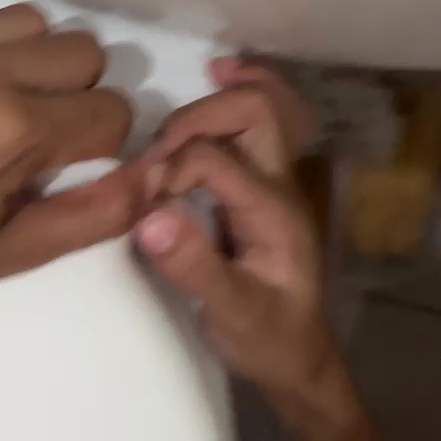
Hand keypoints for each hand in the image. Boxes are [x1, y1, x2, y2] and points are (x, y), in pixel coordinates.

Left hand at [0, 4, 138, 327]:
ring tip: (0, 110)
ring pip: (30, 23)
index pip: (110, 111)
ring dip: (34, 65)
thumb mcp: (11, 254)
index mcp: (11, 129)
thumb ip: (93, 214)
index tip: (71, 167)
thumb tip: (156, 176)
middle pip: (83, 51)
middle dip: (78, 97)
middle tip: (38, 140)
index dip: (104, 146)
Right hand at [133, 59, 338, 401]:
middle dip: (198, 116)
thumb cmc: (270, 340)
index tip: (142, 200)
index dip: (170, 168)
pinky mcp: (255, 193)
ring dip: (216, 100)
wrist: (299, 361)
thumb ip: (193, 266)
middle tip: (156, 152)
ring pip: (259, 110)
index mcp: (274, 210)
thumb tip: (147, 214)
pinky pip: (253, 128)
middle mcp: (278, 186)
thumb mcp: (232, 313)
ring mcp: (271, 186)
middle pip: (256, 110)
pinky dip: (232, 98)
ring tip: (175, 113)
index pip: (215, 158)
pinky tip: (213, 79)